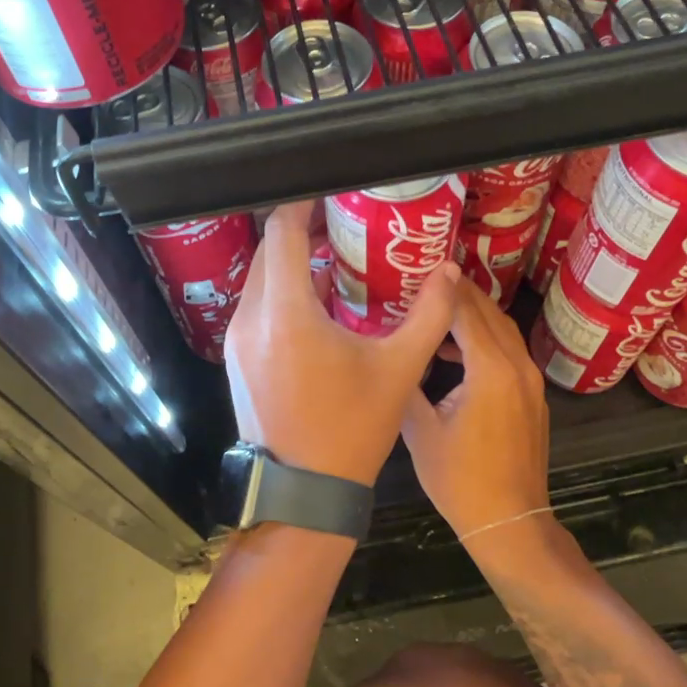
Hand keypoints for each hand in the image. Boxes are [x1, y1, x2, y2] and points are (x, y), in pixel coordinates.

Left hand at [225, 201, 462, 485]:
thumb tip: (450, 271)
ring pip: (259, 280)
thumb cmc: (352, 430)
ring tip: (335, 261)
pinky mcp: (235, 359)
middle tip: (343, 225)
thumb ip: (428, 314)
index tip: (330, 193)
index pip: (282, 232)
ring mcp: (237, 341)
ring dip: (291, 264)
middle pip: (268, 252)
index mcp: (286, 314)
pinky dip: (281, 292)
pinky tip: (316, 305)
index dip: (303, 204)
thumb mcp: (399, 369)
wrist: (303, 493)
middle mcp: (251, 319)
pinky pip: (256, 307)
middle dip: (301, 232)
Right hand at [402, 281, 551, 537]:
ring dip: (473, 313)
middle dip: (458, 291)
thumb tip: (393, 351)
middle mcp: (516, 365)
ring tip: (434, 305)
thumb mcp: (419, 430)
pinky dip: (484, 337)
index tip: (417, 265)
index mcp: (490, 369)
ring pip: (502, 329)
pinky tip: (454, 349)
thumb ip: (407, 382)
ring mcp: (529, 380)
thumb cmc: (459, 479)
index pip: (465, 309)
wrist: (510, 522)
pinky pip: (508, 350)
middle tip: (423, 276)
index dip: (442, 285)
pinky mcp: (531, 395)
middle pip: (488, 312)